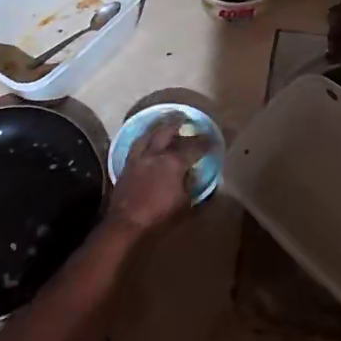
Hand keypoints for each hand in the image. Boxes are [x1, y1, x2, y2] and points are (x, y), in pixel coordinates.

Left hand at [107, 116, 211, 235]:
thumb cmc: (160, 216)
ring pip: (149, 134)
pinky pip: (137, 144)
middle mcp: (156, 154)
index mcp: (174, 162)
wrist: (127, 223)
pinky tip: (147, 140)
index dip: (205, 143)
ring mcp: (139, 157)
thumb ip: (191, 185)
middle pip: (167, 131)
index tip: (213, 140)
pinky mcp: (127, 164)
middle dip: (177, 122)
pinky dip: (145, 138)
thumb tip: (193, 174)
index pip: (194, 148)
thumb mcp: (185, 204)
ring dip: (158, 126)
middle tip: (184, 116)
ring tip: (164, 122)